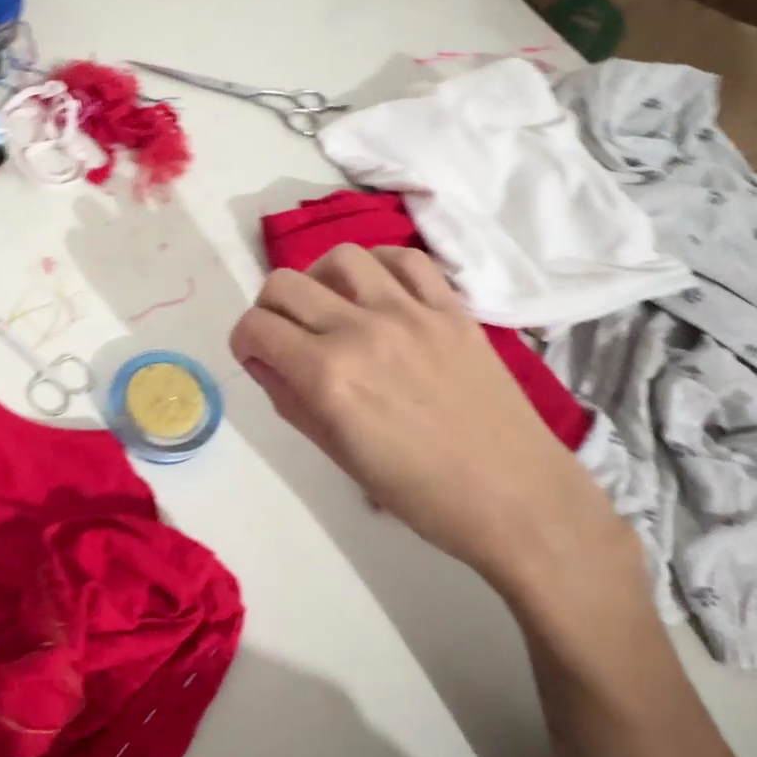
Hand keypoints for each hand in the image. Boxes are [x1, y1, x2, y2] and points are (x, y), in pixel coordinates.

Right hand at [229, 244, 629, 592]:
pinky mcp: (452, 310)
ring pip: (342, 258)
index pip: (256, 327)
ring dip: (319, 278)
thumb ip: (290, 399)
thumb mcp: (336, 454)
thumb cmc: (417, 493)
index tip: (255, 356)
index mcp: (327, 376)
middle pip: (285, 283)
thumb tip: (263, 362)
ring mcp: (411, 314)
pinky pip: (406, 260)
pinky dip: (378, 267)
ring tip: (330, 305)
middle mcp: (361, 332)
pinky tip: (377, 291)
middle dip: (268, 307)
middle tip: (283, 333)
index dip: (243, 340)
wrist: (514, 498)